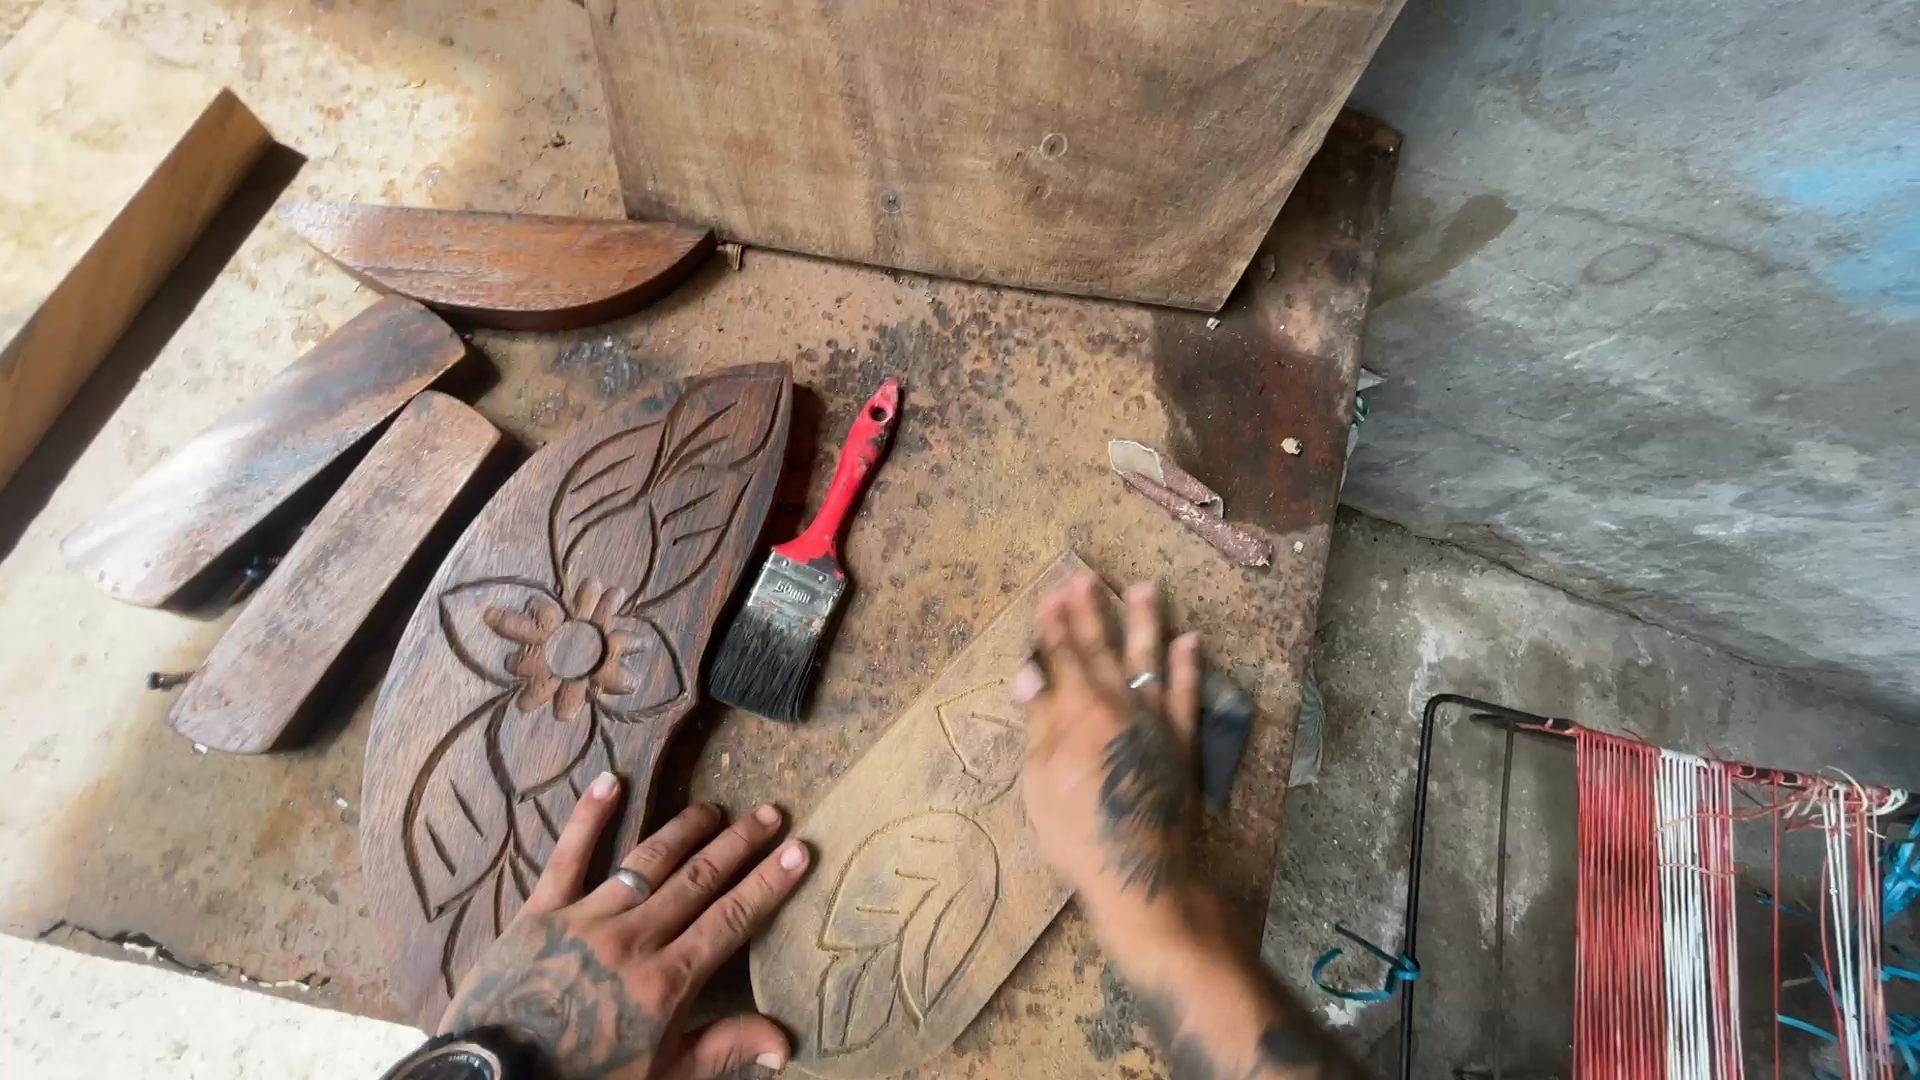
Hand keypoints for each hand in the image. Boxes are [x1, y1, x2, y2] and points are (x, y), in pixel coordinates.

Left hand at [440, 772, 810, 1078]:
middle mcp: (635, 939)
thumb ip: (722, 1049)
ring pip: (650, 859)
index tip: (799, 849)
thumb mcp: (661, 1077)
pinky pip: (570, 855)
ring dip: (687, 828)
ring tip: (714, 808)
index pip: (732, 919)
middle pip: (700, 878)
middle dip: (740, 843)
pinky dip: (591, 815)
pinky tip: (612, 779)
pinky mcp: (542, 911)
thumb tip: (785, 1045)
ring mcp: (588, 918)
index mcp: (665, 982)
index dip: (768, 882)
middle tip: (771, 812)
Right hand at [1016, 575, 1333, 1078]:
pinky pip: (1188, 697)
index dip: (1054, 626)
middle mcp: (1119, 706)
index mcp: (1079, 714)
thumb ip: (1040, 721)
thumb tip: (1030, 671)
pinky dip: (1189, 668)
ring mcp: (1156, 721)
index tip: (1049, 595)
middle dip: (1089, 612)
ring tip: (1145, 587)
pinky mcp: (1182, 741)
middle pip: (1100, 649)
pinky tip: (1190, 640)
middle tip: (1083, 578)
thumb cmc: (1078, 832)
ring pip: (1147, 660)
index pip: (1062, 657)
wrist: (1142, 875)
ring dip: (1144, 622)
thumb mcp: (1039, 780)